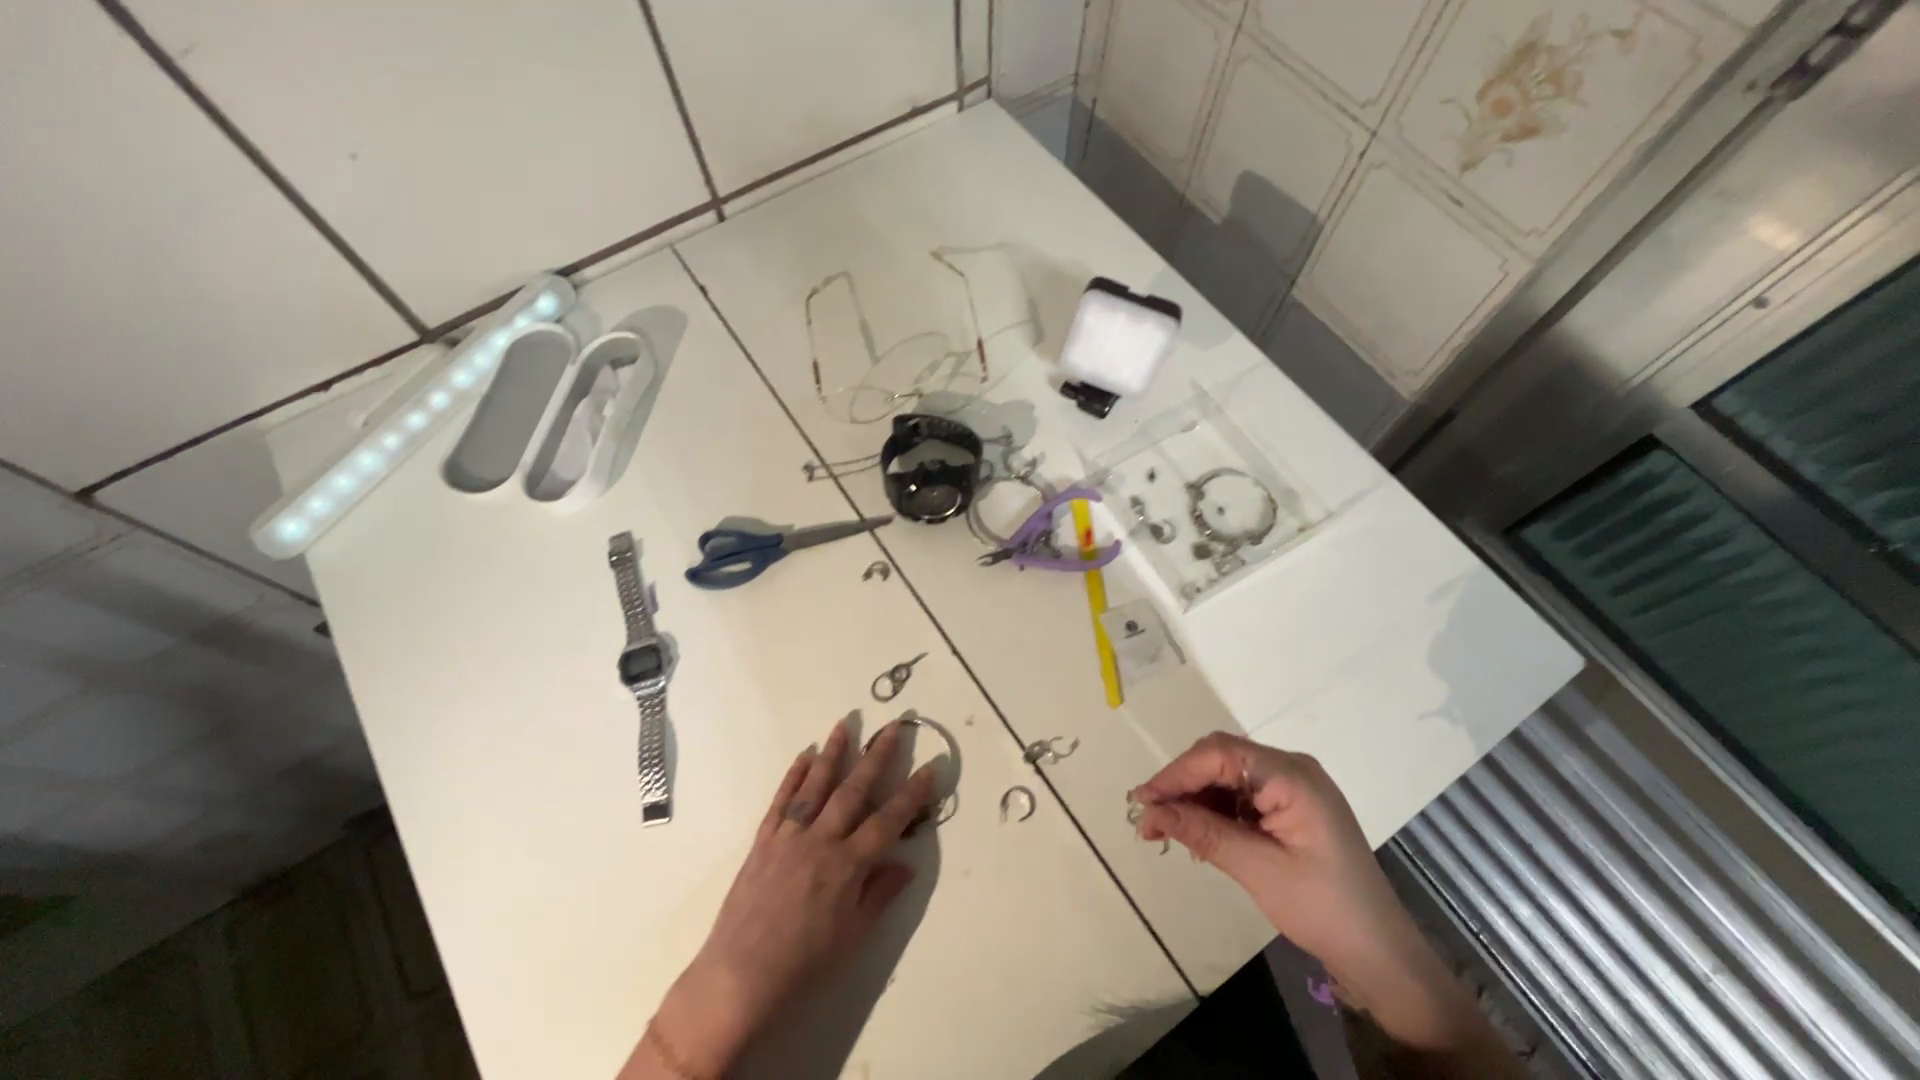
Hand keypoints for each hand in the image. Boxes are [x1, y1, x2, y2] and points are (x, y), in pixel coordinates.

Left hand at [627, 719, 935, 1078]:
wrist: (741, 975)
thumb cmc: (805, 964)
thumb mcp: (853, 936)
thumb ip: (879, 895)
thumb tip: (904, 864)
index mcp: (848, 866)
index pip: (888, 821)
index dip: (912, 794)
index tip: (930, 768)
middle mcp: (820, 842)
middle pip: (854, 791)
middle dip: (876, 757)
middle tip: (892, 727)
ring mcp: (789, 838)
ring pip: (816, 787)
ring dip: (833, 754)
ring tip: (846, 724)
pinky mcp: (762, 842)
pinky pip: (780, 801)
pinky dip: (793, 777)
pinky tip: (804, 757)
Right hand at [1131, 732, 1411, 986]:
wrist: (1378, 950)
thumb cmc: (1324, 908)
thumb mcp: (1259, 870)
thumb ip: (1204, 833)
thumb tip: (1149, 812)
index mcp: (1293, 776)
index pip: (1220, 754)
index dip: (1176, 773)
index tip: (1142, 802)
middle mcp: (1292, 770)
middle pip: (1221, 759)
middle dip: (1182, 784)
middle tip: (1150, 820)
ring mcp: (1294, 788)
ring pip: (1227, 777)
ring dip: (1194, 799)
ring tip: (1165, 832)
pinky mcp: (1291, 808)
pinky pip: (1242, 796)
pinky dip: (1215, 811)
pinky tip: (1197, 835)